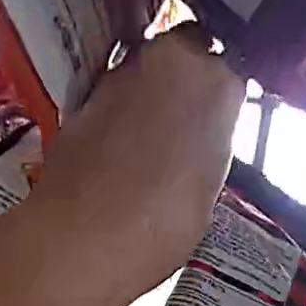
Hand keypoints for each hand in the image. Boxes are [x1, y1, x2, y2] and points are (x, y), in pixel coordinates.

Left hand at [21, 26, 244, 303]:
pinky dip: (110, 129)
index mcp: (214, 81)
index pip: (229, 74)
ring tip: (139, 161)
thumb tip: (199, 145)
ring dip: (142, 109)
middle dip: (180, 94)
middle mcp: (165, 61)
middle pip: (181, 64)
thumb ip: (207, 150)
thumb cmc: (159, 230)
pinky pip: (105, 109)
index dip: (219, 105)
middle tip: (177, 143)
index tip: (213, 133)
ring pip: (140, 82)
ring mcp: (115, 78)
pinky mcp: (77, 104)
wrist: (80, 244)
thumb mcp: (207, 196)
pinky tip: (108, 169)